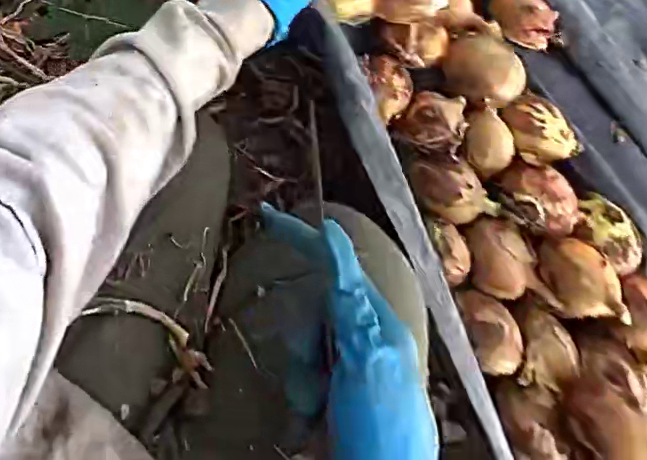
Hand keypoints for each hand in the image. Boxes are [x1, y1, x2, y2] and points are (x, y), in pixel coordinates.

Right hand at [261, 206, 437, 459]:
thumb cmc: (382, 430)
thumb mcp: (365, 354)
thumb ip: (347, 294)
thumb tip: (332, 231)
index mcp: (377, 322)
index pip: (334, 264)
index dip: (301, 238)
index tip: (265, 217)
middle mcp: (362, 339)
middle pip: (311, 304)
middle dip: (303, 336)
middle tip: (315, 372)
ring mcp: (344, 371)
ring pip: (300, 343)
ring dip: (300, 375)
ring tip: (315, 409)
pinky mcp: (329, 400)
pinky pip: (297, 378)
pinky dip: (298, 398)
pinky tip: (310, 423)